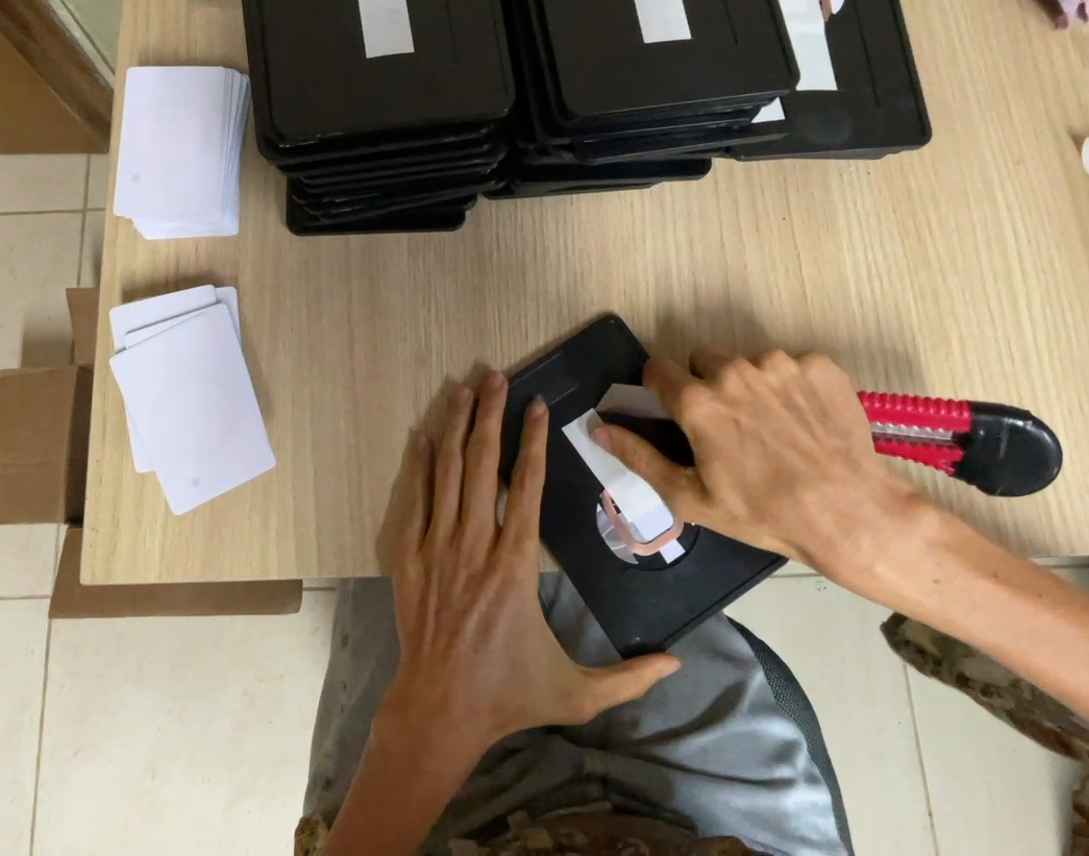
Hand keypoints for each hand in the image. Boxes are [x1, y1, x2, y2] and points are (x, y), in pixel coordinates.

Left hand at [375, 369, 680, 764]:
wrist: (438, 710)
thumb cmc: (509, 695)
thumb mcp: (577, 694)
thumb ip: (629, 677)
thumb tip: (680, 663)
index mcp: (515, 568)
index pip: (527, 488)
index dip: (533, 442)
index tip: (537, 405)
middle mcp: (474, 547)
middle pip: (482, 467)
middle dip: (489, 416)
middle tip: (494, 376)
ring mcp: (436, 550)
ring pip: (446, 475)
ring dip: (454, 429)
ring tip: (462, 390)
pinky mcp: (408, 559)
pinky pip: (414, 501)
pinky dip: (419, 466)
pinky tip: (424, 437)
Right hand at [592, 349, 927, 582]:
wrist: (851, 512)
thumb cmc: (762, 512)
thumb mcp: (689, 496)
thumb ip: (637, 455)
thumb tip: (596, 427)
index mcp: (697, 400)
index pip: (657, 369)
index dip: (659, 389)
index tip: (673, 412)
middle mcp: (734, 369)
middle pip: (702, 360)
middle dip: (704, 385)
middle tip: (725, 427)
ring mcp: (780, 363)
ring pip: (746, 362)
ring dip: (748, 385)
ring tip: (771, 428)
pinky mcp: (820, 365)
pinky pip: (790, 366)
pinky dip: (790, 387)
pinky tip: (803, 422)